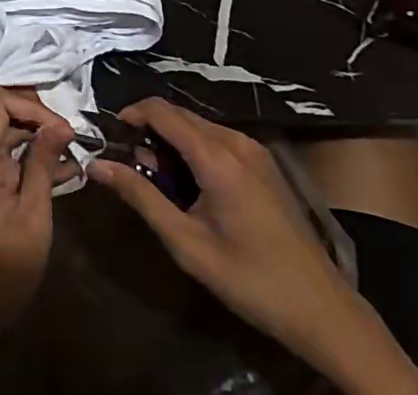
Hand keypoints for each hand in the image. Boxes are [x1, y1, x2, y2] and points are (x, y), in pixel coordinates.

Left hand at [0, 87, 77, 333]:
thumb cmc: (7, 262)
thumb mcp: (34, 212)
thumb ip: (43, 162)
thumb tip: (62, 123)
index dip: (31, 106)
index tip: (61, 128)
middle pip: (3, 109)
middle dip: (39, 116)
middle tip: (71, 137)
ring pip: (9, 128)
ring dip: (40, 135)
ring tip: (73, 152)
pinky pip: (10, 150)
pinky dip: (35, 153)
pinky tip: (65, 170)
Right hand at [92, 99, 417, 394]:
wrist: (318, 305)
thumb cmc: (248, 278)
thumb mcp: (186, 242)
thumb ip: (141, 197)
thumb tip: (98, 165)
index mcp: (217, 156)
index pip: (163, 111)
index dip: (132, 114)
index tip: (110, 134)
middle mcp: (237, 140)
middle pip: (181, 115)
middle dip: (150, 131)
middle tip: (132, 169)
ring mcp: (255, 149)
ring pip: (199, 127)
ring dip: (172, 142)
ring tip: (158, 182)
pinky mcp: (263, 162)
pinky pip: (218, 140)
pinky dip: (194, 150)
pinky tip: (189, 186)